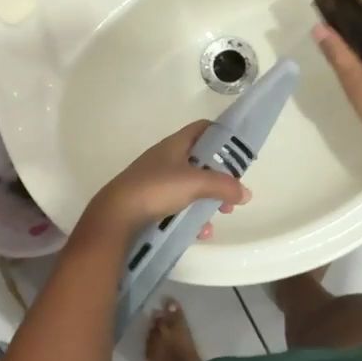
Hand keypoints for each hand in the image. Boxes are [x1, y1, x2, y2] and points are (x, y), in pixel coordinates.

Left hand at [81, 120, 250, 237]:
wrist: (116, 216)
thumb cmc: (157, 189)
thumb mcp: (195, 184)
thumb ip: (224, 186)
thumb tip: (245, 193)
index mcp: (175, 145)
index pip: (202, 128)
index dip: (222, 135)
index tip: (239, 153)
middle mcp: (166, 159)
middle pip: (200, 162)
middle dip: (219, 179)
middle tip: (232, 195)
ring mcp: (157, 181)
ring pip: (191, 187)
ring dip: (208, 201)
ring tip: (217, 217)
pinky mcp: (150, 203)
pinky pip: (178, 206)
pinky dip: (191, 217)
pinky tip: (199, 232)